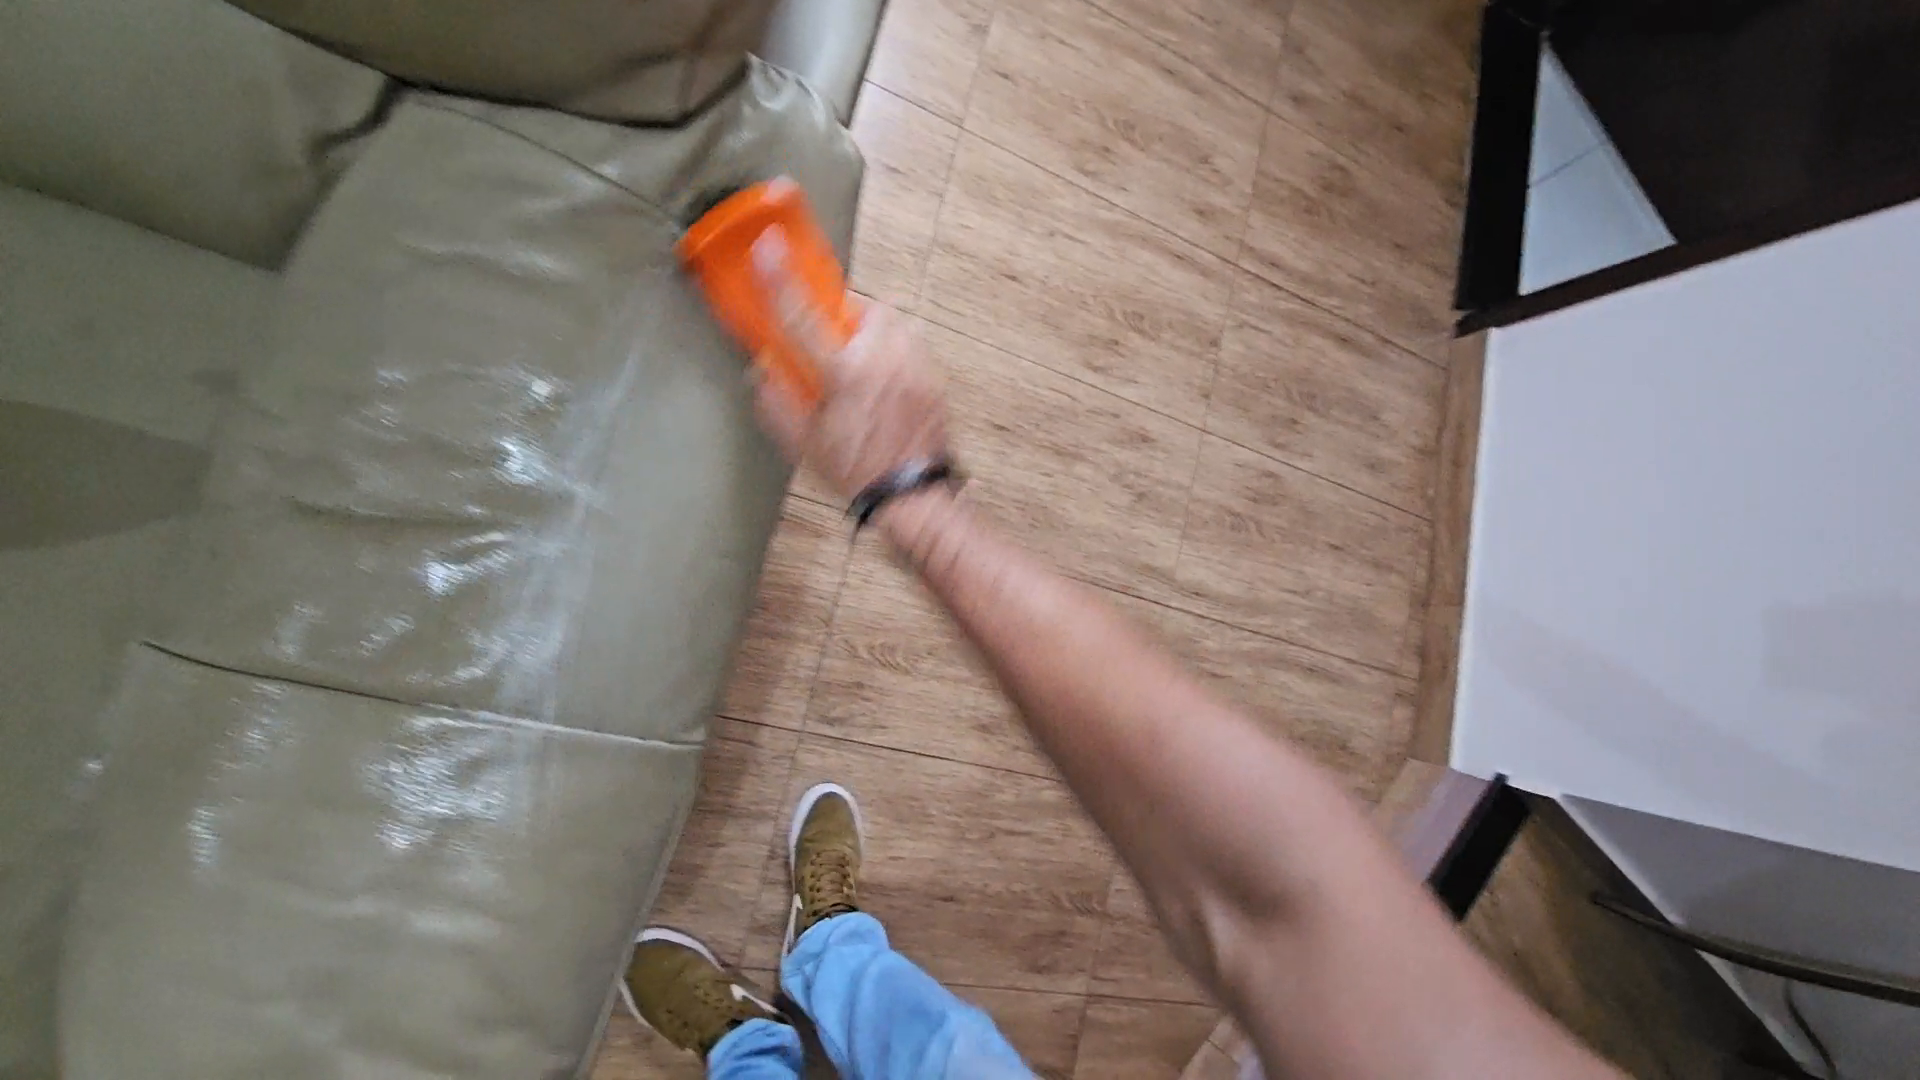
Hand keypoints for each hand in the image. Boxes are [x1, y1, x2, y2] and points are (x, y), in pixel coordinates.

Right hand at [750, 229, 951, 501]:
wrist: (913, 495)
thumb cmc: (858, 472)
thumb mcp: (803, 443)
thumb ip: (775, 400)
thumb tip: (760, 370)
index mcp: (843, 374)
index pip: (801, 315)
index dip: (779, 277)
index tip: (767, 247)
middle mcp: (882, 358)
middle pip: (857, 306)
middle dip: (842, 318)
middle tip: (832, 345)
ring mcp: (913, 363)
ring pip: (888, 321)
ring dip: (870, 333)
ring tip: (861, 367)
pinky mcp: (933, 374)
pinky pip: (909, 343)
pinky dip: (893, 353)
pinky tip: (886, 384)